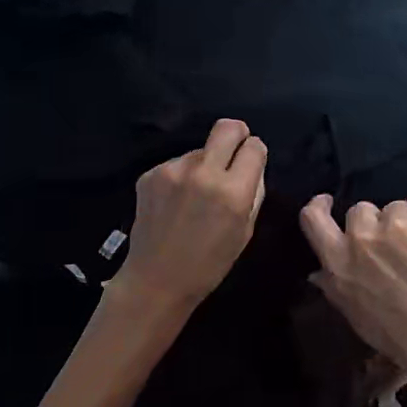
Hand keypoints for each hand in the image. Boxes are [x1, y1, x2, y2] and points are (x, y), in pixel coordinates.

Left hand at [111, 119, 267, 314]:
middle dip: (235, 134)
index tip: (251, 161)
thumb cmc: (209, 264)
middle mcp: (202, 173)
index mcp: (232, 192)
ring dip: (203, 164)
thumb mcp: (245, 231)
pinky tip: (175, 202)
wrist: (157, 279)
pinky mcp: (150, 173)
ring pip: (199, 149)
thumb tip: (253, 165)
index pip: (254, 146)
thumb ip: (253, 192)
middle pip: (226, 127)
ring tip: (195, 195)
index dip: (255, 152)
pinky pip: (176, 163)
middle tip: (233, 150)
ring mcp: (172, 170)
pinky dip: (181, 176)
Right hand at [299, 189, 406, 388]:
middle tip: (393, 245)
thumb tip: (319, 272)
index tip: (328, 201)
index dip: (319, 205)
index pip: (313, 218)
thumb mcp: (356, 317)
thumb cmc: (403, 338)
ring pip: (397, 206)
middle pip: (361, 209)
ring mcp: (398, 225)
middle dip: (374, 223)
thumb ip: (336, 286)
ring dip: (406, 221)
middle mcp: (363, 237)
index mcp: (338, 262)